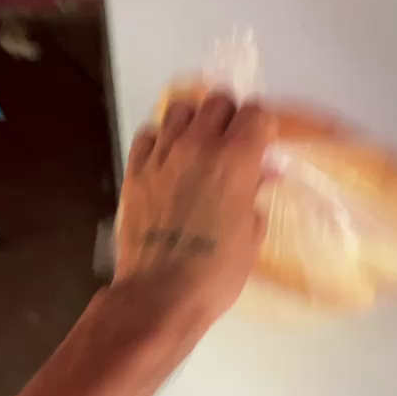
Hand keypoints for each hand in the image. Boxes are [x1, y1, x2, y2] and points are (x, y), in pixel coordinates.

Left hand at [112, 91, 270, 333]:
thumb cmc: (216, 273)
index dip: (261, 128)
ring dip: (194, 123)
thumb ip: (255, 194)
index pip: (256, 113)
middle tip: (231, 146)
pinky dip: (161, 141)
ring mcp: (161, 155)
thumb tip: (259, 174)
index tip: (261, 146)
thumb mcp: (251, 234)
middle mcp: (198, 145)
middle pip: (218, 102)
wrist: (160, 294)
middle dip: (229, 119)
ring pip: (180, 110)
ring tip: (197, 148)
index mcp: (235, 159)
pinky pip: (149, 134)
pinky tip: (168, 162)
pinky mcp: (135, 170)